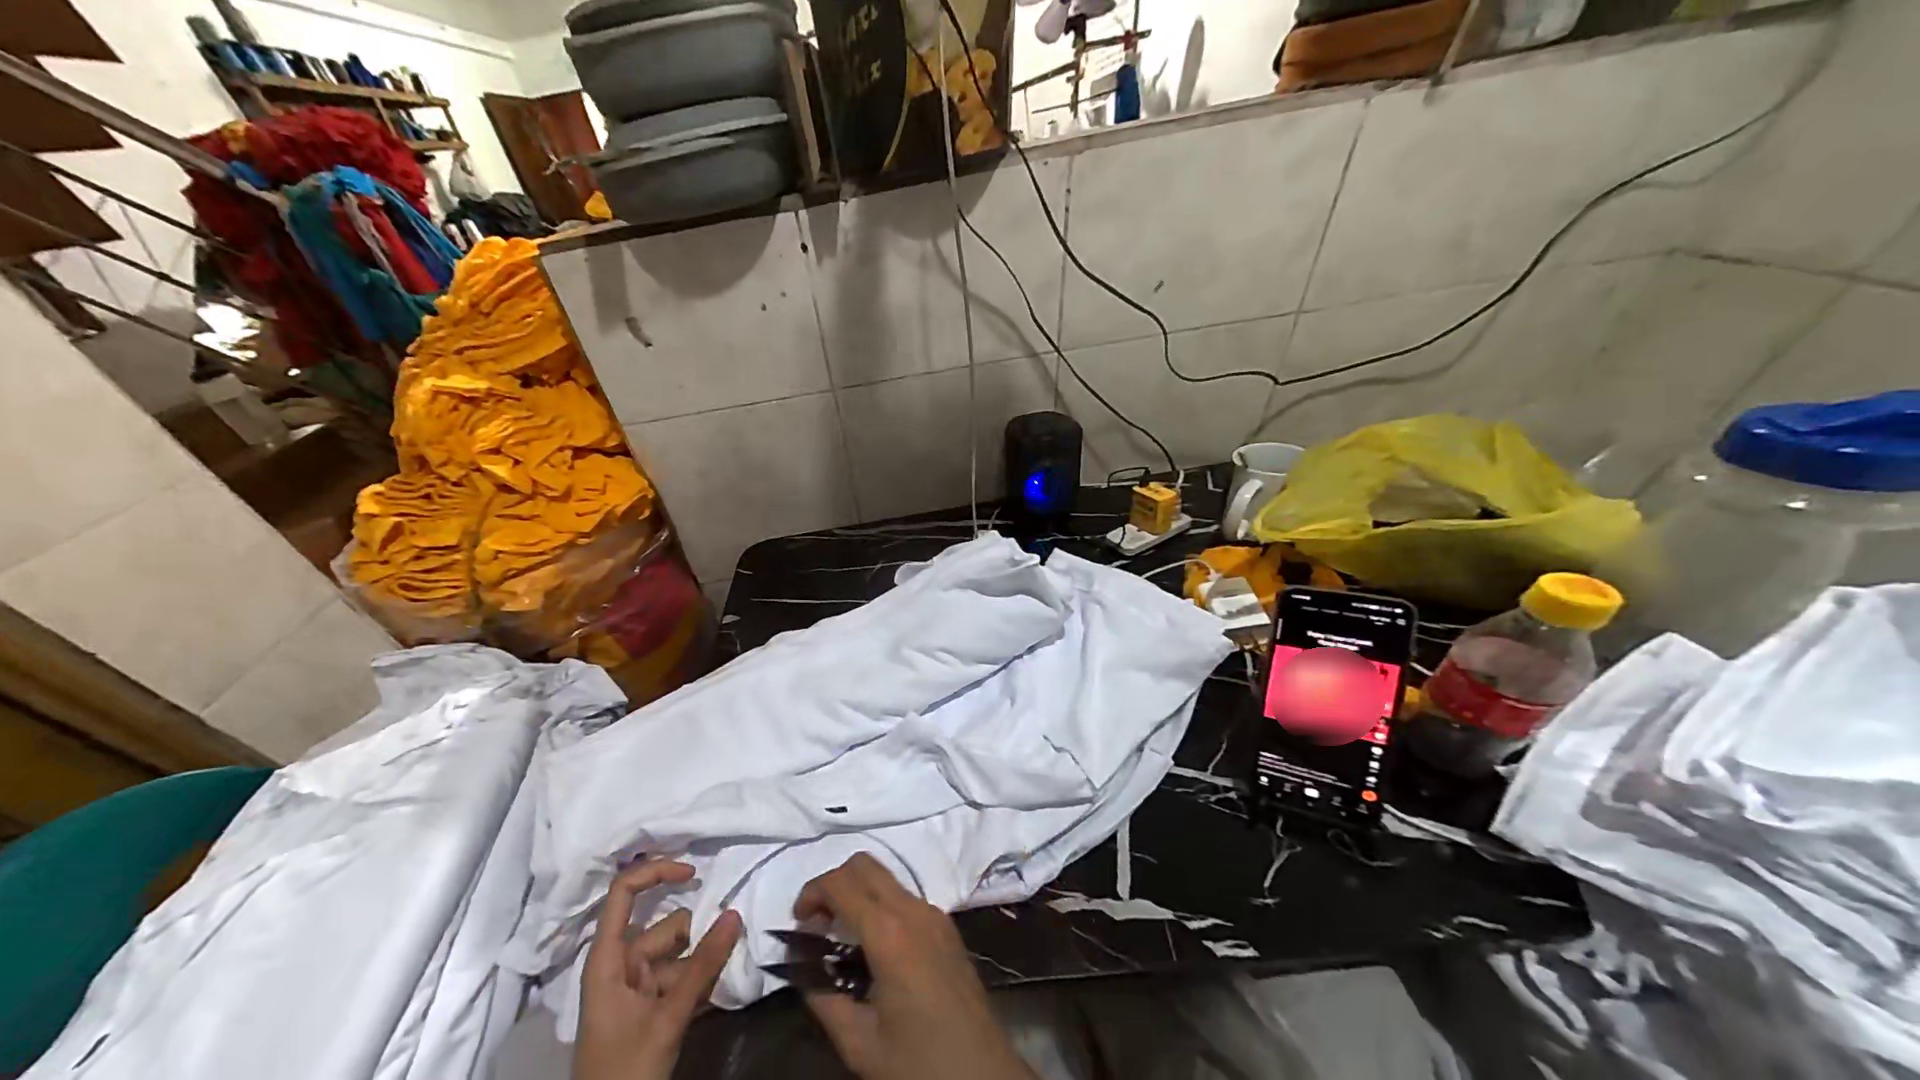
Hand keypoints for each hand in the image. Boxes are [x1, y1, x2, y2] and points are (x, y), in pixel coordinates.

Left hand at [573, 860, 742, 1079]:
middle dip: (699, 934)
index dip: (656, 873)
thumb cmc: (624, 1072)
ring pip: (679, 953)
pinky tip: (717, 995)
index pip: (623, 893)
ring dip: (704, 961)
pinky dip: (700, 981)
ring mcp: (634, 987)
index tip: (696, 873)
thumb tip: (734, 913)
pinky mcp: (649, 1007)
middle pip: (665, 926)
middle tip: (731, 944)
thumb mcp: (668, 1017)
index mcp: (608, 959)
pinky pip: (681, 977)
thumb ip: (704, 965)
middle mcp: (619, 964)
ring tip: (724, 980)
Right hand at [793, 854, 1036, 1079]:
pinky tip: (872, 947)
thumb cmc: (918, 1061)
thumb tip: (803, 968)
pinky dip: (880, 905)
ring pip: (887, 878)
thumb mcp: (858, 1041)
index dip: (811, 892)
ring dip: (858, 893)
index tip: (797, 922)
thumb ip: (824, 997)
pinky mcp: (947, 927)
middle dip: (833, 883)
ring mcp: (935, 915)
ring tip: (840, 936)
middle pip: (865, 865)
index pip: (841, 883)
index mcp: (889, 932)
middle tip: (816, 923)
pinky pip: (906, 898)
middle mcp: (914, 910)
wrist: (982, 1074)